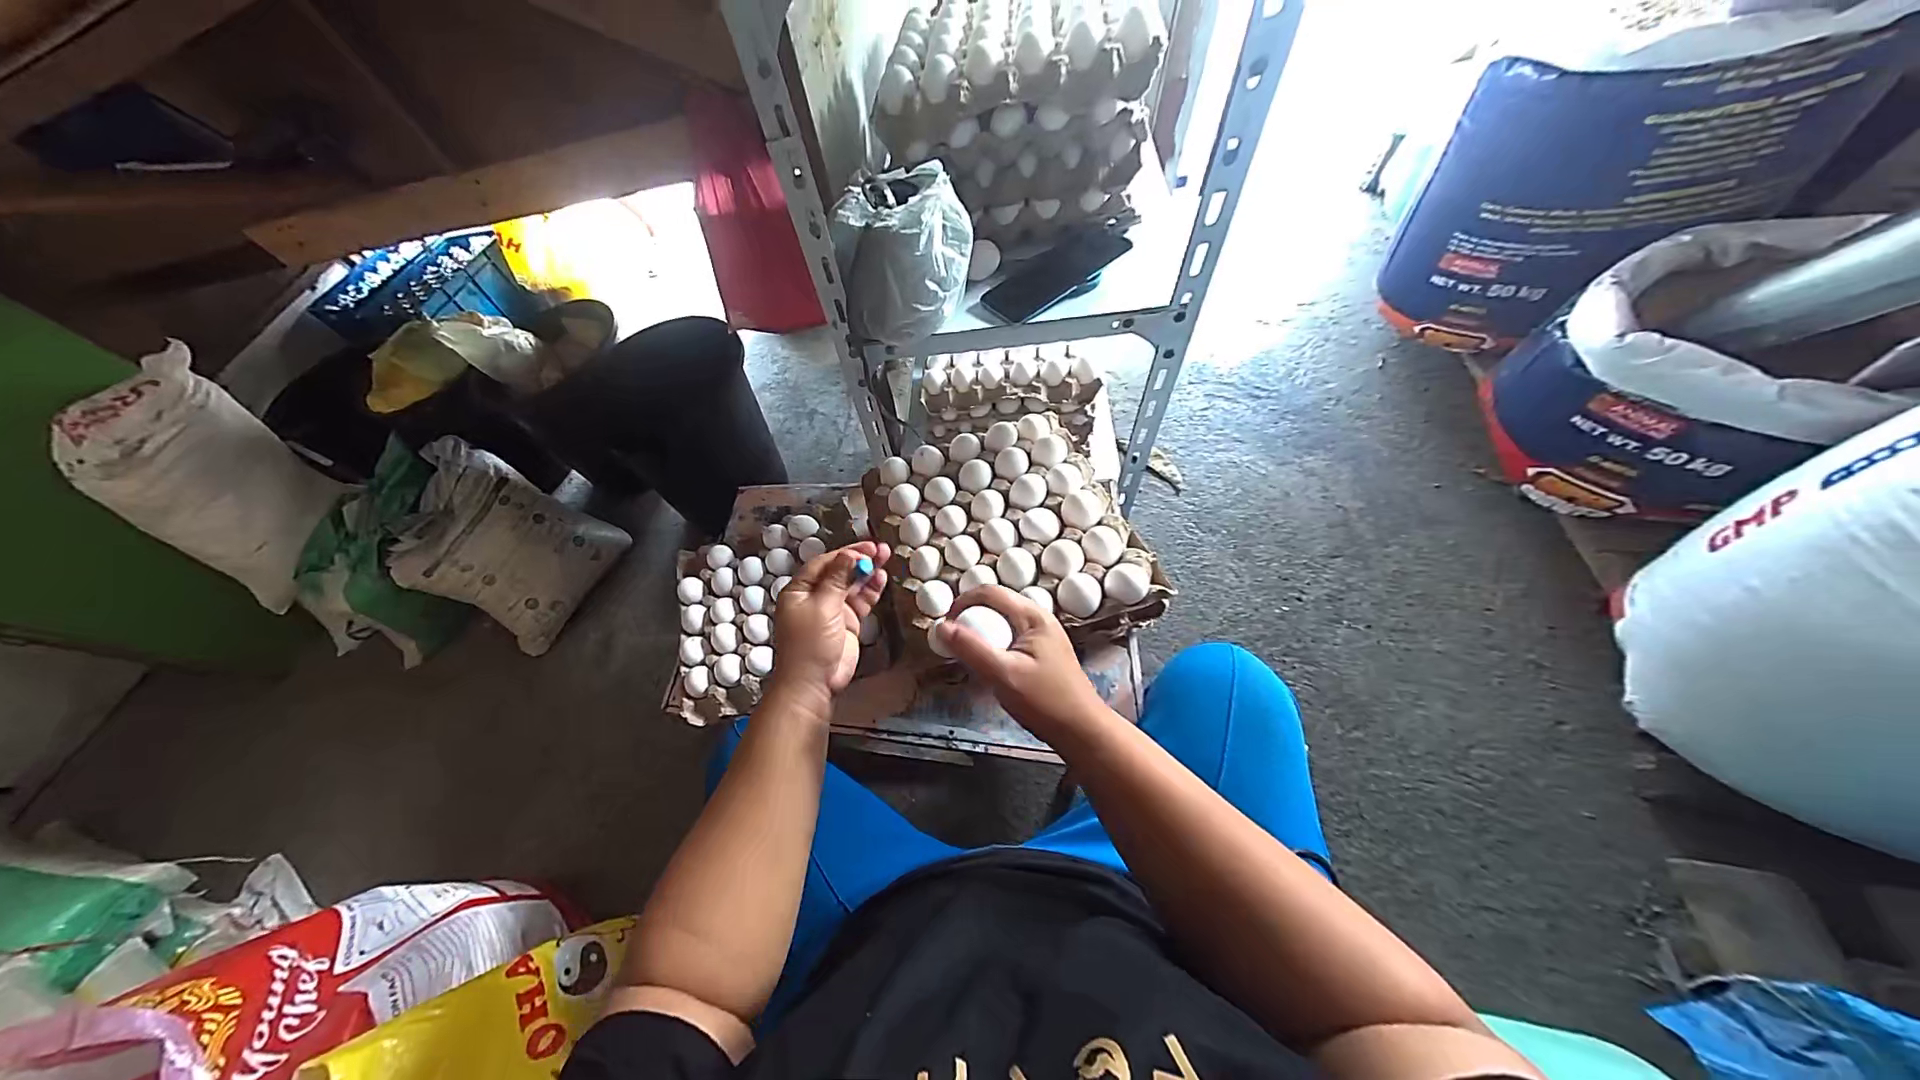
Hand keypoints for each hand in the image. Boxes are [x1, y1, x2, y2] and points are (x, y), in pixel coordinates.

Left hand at [768, 541, 890, 709]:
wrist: (813, 683)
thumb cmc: (808, 647)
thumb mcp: (822, 607)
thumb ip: (837, 580)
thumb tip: (848, 556)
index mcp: (799, 590)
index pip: (824, 563)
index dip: (846, 554)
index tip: (867, 548)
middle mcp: (815, 597)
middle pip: (840, 571)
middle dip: (860, 560)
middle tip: (881, 550)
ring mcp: (832, 610)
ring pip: (852, 585)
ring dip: (868, 573)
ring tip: (886, 559)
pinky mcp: (847, 622)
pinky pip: (861, 601)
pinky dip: (871, 590)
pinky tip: (881, 579)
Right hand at [935, 585, 1114, 742]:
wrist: (1081, 730)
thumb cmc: (1046, 702)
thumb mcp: (1002, 674)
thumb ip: (971, 649)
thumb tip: (942, 627)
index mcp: (1033, 616)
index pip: (989, 592)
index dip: (962, 603)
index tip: (945, 626)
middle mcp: (1039, 620)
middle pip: (996, 605)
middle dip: (971, 619)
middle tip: (954, 643)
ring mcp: (1042, 636)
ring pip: (1002, 623)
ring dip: (982, 634)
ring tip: (968, 657)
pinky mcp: (1042, 653)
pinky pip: (1010, 638)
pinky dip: (994, 646)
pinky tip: (990, 668)